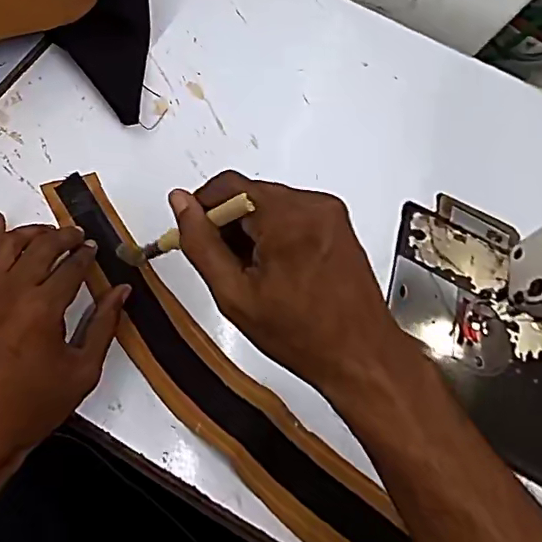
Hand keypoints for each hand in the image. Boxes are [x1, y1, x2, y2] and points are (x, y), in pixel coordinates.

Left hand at [0, 216, 131, 470]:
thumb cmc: (31, 409)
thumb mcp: (81, 372)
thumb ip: (103, 326)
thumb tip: (120, 293)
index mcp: (43, 308)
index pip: (71, 267)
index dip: (85, 254)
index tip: (94, 248)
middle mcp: (13, 295)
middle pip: (41, 248)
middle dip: (63, 236)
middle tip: (77, 234)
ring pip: (9, 247)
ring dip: (32, 233)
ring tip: (48, 230)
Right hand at [170, 173, 408, 393]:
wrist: (360, 355)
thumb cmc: (308, 335)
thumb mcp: (235, 294)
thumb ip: (201, 243)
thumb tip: (182, 204)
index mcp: (287, 218)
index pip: (228, 185)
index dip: (202, 208)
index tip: (194, 230)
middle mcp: (312, 205)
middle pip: (249, 193)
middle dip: (228, 224)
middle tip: (224, 263)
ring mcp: (328, 212)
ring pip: (268, 203)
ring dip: (251, 229)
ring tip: (254, 273)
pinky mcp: (336, 221)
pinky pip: (291, 213)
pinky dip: (275, 233)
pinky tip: (275, 269)